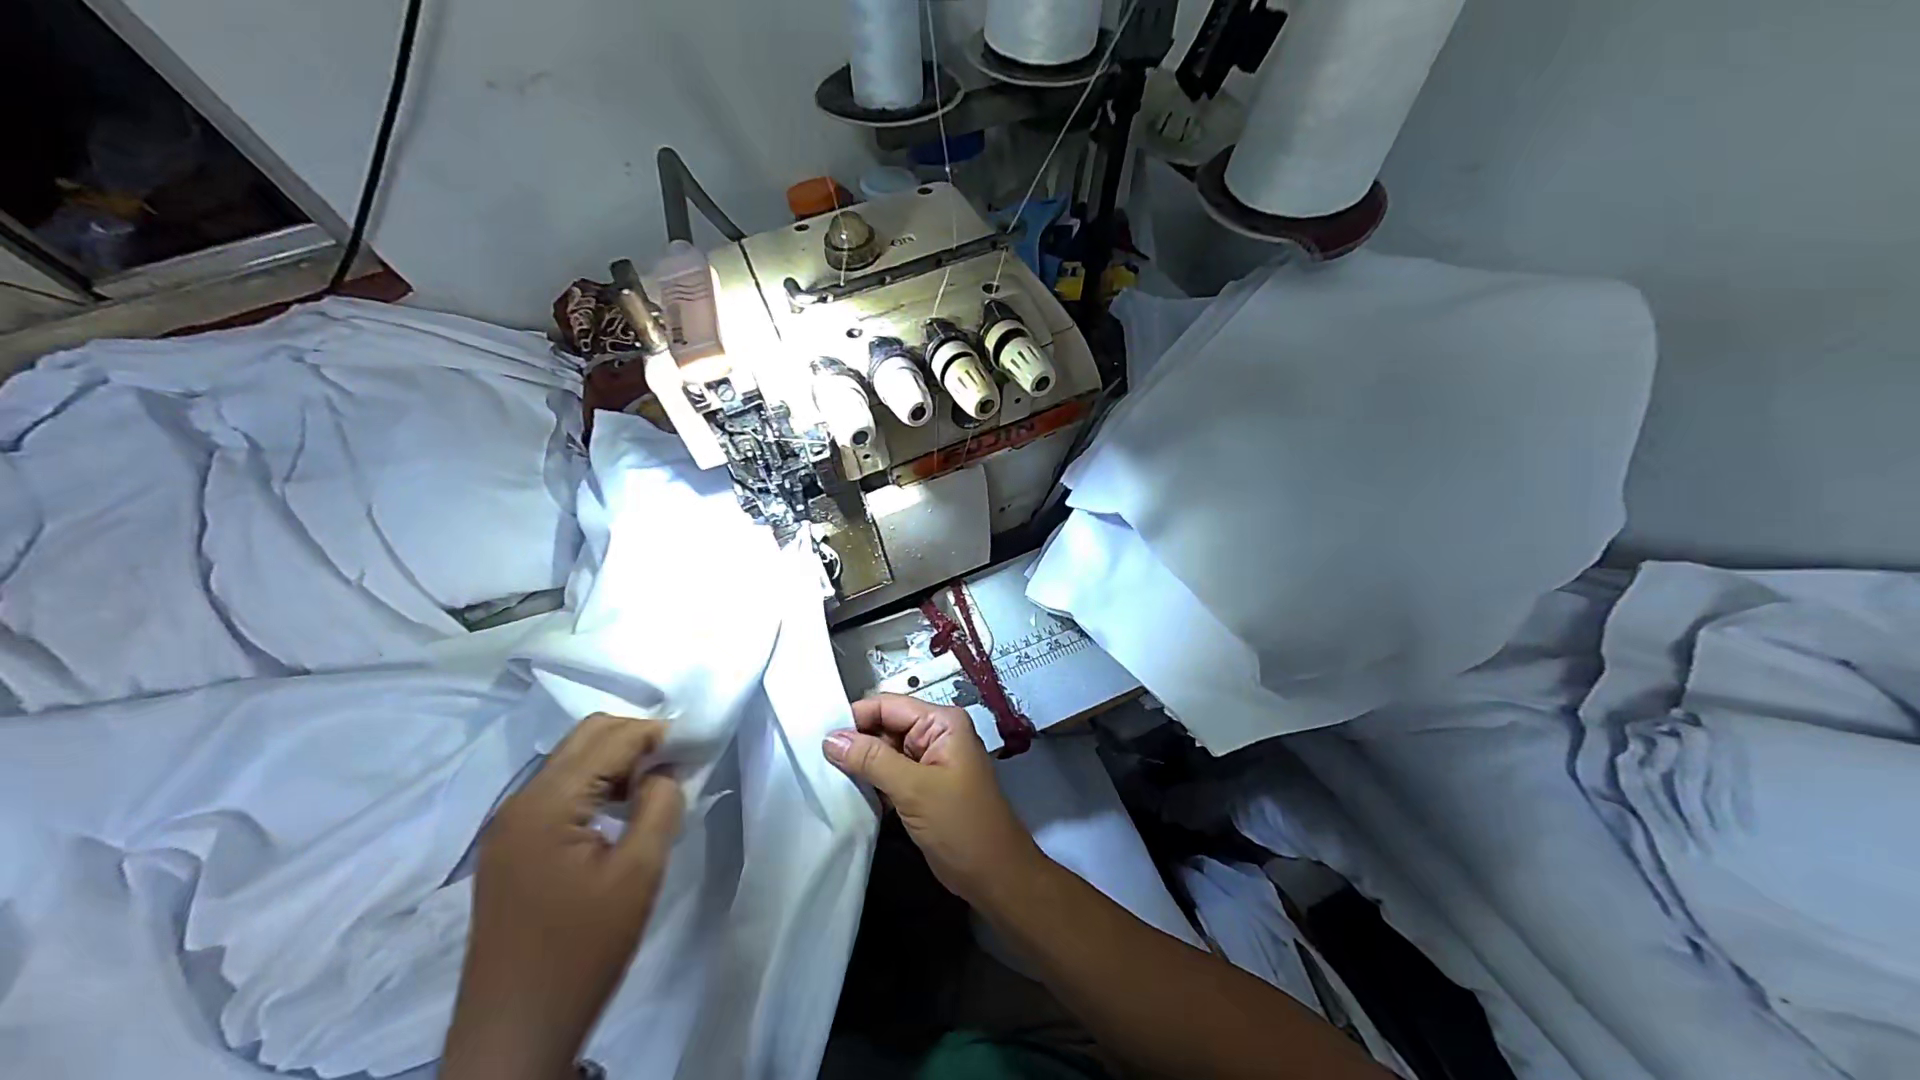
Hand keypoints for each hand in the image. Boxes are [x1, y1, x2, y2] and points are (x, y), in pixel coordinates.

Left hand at [442, 713, 683, 1079]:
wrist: (515, 1030)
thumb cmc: (582, 949)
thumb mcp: (638, 874)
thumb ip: (659, 807)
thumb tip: (666, 772)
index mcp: (546, 803)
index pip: (609, 739)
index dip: (657, 734)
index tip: (697, 745)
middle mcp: (519, 802)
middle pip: (585, 738)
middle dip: (636, 739)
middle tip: (678, 763)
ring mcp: (509, 826)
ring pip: (571, 762)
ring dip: (616, 762)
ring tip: (656, 786)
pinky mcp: (511, 849)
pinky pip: (560, 793)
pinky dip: (596, 787)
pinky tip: (622, 812)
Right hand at [823, 693, 1041, 905]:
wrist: (995, 876)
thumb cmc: (963, 826)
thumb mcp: (914, 789)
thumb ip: (871, 760)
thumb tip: (831, 739)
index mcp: (942, 723)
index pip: (888, 705)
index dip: (855, 718)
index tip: (818, 737)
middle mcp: (935, 735)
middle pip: (883, 727)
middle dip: (854, 743)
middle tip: (816, 762)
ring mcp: (929, 763)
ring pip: (883, 753)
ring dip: (859, 766)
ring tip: (826, 778)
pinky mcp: (921, 788)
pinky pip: (888, 775)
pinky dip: (870, 784)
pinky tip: (848, 795)